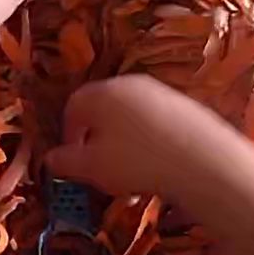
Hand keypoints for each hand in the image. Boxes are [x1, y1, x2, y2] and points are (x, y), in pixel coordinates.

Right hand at [45, 75, 253, 201]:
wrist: (203, 161)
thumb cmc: (135, 162)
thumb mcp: (93, 168)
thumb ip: (67, 162)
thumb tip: (49, 159)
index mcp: (100, 93)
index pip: (72, 106)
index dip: (67, 134)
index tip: (71, 160)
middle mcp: (129, 84)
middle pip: (101, 107)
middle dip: (95, 136)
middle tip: (97, 165)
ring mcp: (160, 92)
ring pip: (129, 115)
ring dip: (121, 140)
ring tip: (127, 170)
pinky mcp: (185, 106)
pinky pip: (154, 121)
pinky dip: (147, 140)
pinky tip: (155, 165)